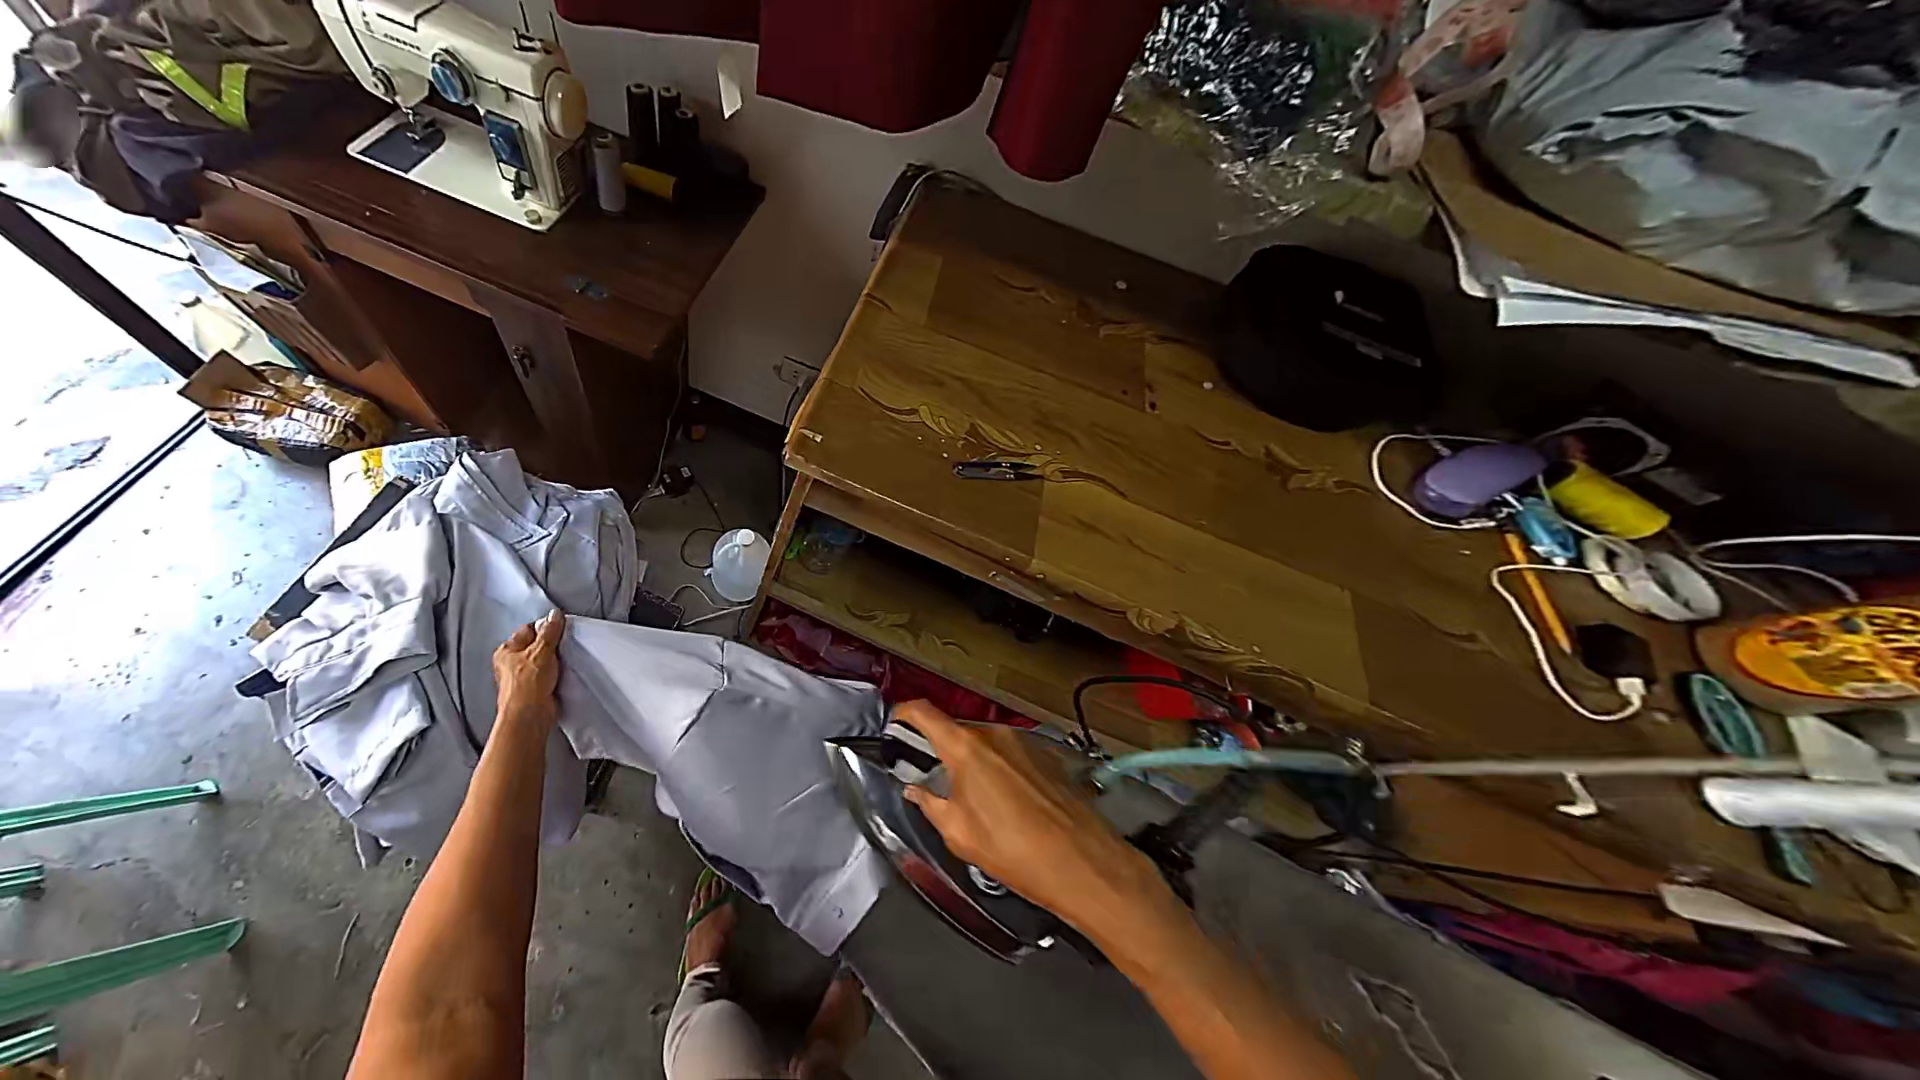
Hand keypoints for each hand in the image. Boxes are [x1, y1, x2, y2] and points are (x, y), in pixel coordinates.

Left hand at [492, 610, 564, 727]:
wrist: (531, 715)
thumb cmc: (526, 686)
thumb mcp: (542, 650)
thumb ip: (550, 631)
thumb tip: (554, 616)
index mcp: (506, 651)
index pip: (529, 630)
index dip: (545, 628)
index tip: (559, 628)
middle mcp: (512, 664)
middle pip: (537, 644)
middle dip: (552, 644)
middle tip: (562, 646)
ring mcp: (524, 676)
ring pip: (545, 660)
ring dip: (556, 660)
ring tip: (562, 661)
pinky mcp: (537, 688)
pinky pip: (551, 673)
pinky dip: (559, 672)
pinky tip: (563, 673)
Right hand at [896, 701, 1173, 938]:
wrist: (1083, 862)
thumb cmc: (1018, 851)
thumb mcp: (959, 834)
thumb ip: (931, 804)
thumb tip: (918, 791)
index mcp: (968, 748)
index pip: (925, 713)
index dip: (905, 713)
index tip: (896, 721)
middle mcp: (997, 735)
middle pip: (957, 729)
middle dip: (941, 749)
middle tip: (932, 778)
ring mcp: (1025, 742)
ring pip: (985, 742)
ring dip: (972, 761)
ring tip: (973, 800)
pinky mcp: (1047, 754)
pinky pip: (1010, 753)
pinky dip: (999, 768)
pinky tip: (1005, 802)